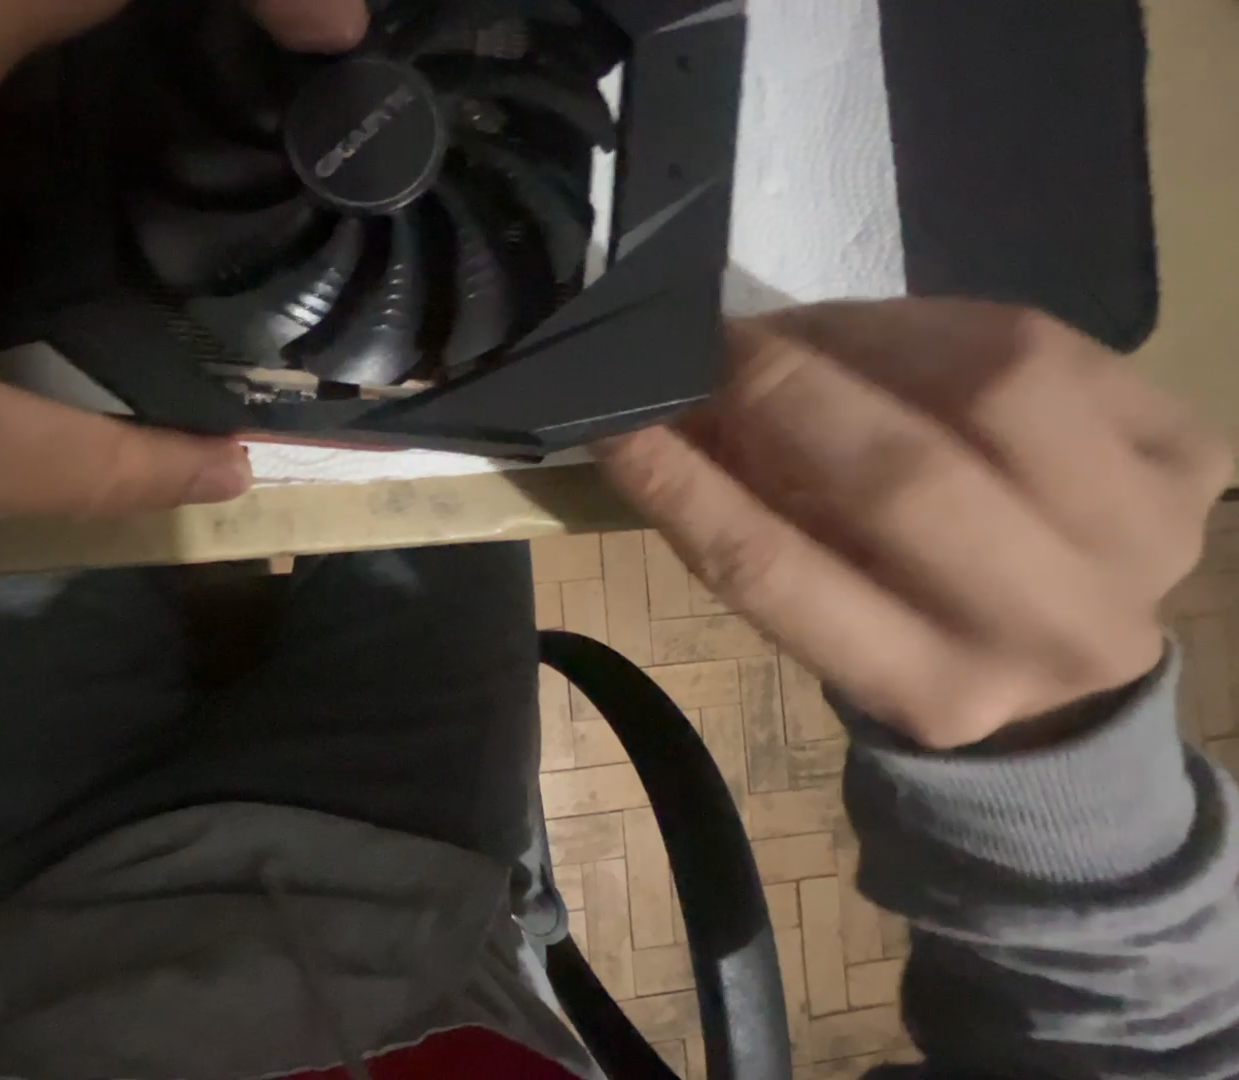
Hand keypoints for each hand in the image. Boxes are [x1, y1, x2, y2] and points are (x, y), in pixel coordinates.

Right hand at [601, 300, 1230, 749]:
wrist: (1047, 646)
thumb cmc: (884, 625)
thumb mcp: (795, 607)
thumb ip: (725, 516)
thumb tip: (650, 414)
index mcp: (923, 685)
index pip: (774, 573)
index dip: (684, 489)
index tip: (616, 424)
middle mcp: (1050, 628)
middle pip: (902, 482)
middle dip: (782, 392)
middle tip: (704, 342)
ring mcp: (1148, 535)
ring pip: (995, 391)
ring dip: (864, 344)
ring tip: (791, 336)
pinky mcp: (1196, 454)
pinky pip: (1049, 347)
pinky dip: (939, 324)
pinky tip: (880, 337)